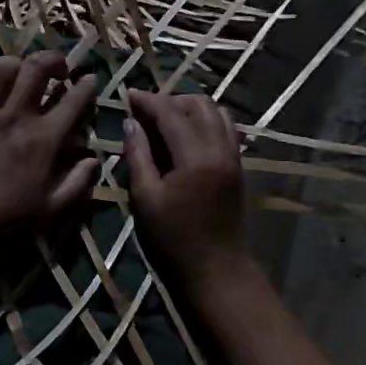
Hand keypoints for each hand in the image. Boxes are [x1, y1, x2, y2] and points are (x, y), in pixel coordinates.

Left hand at [0, 52, 98, 241]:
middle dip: (54, 59)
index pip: (74, 99)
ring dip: (16, 64)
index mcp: (44, 139)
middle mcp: (16, 116)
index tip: (90, 80)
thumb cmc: (5, 218)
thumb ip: (77, 184)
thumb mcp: (51, 209)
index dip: (87, 85)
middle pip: (37, 67)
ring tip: (21, 74)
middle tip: (59, 69)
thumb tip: (94, 161)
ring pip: (1, 67)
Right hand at [123, 90, 253, 287]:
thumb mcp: (146, 198)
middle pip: (197, 104)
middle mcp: (220, 148)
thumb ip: (138, 156)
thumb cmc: (174, 239)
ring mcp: (233, 155)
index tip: (127, 94)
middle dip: (169, 100)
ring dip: (190, 108)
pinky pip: (226, 128)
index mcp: (195, 157)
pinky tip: (187, 134)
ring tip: (165, 119)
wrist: (218, 269)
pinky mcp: (238, 165)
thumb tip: (130, 123)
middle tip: (144, 110)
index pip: (170, 112)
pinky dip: (206, 120)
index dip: (147, 100)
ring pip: (216, 112)